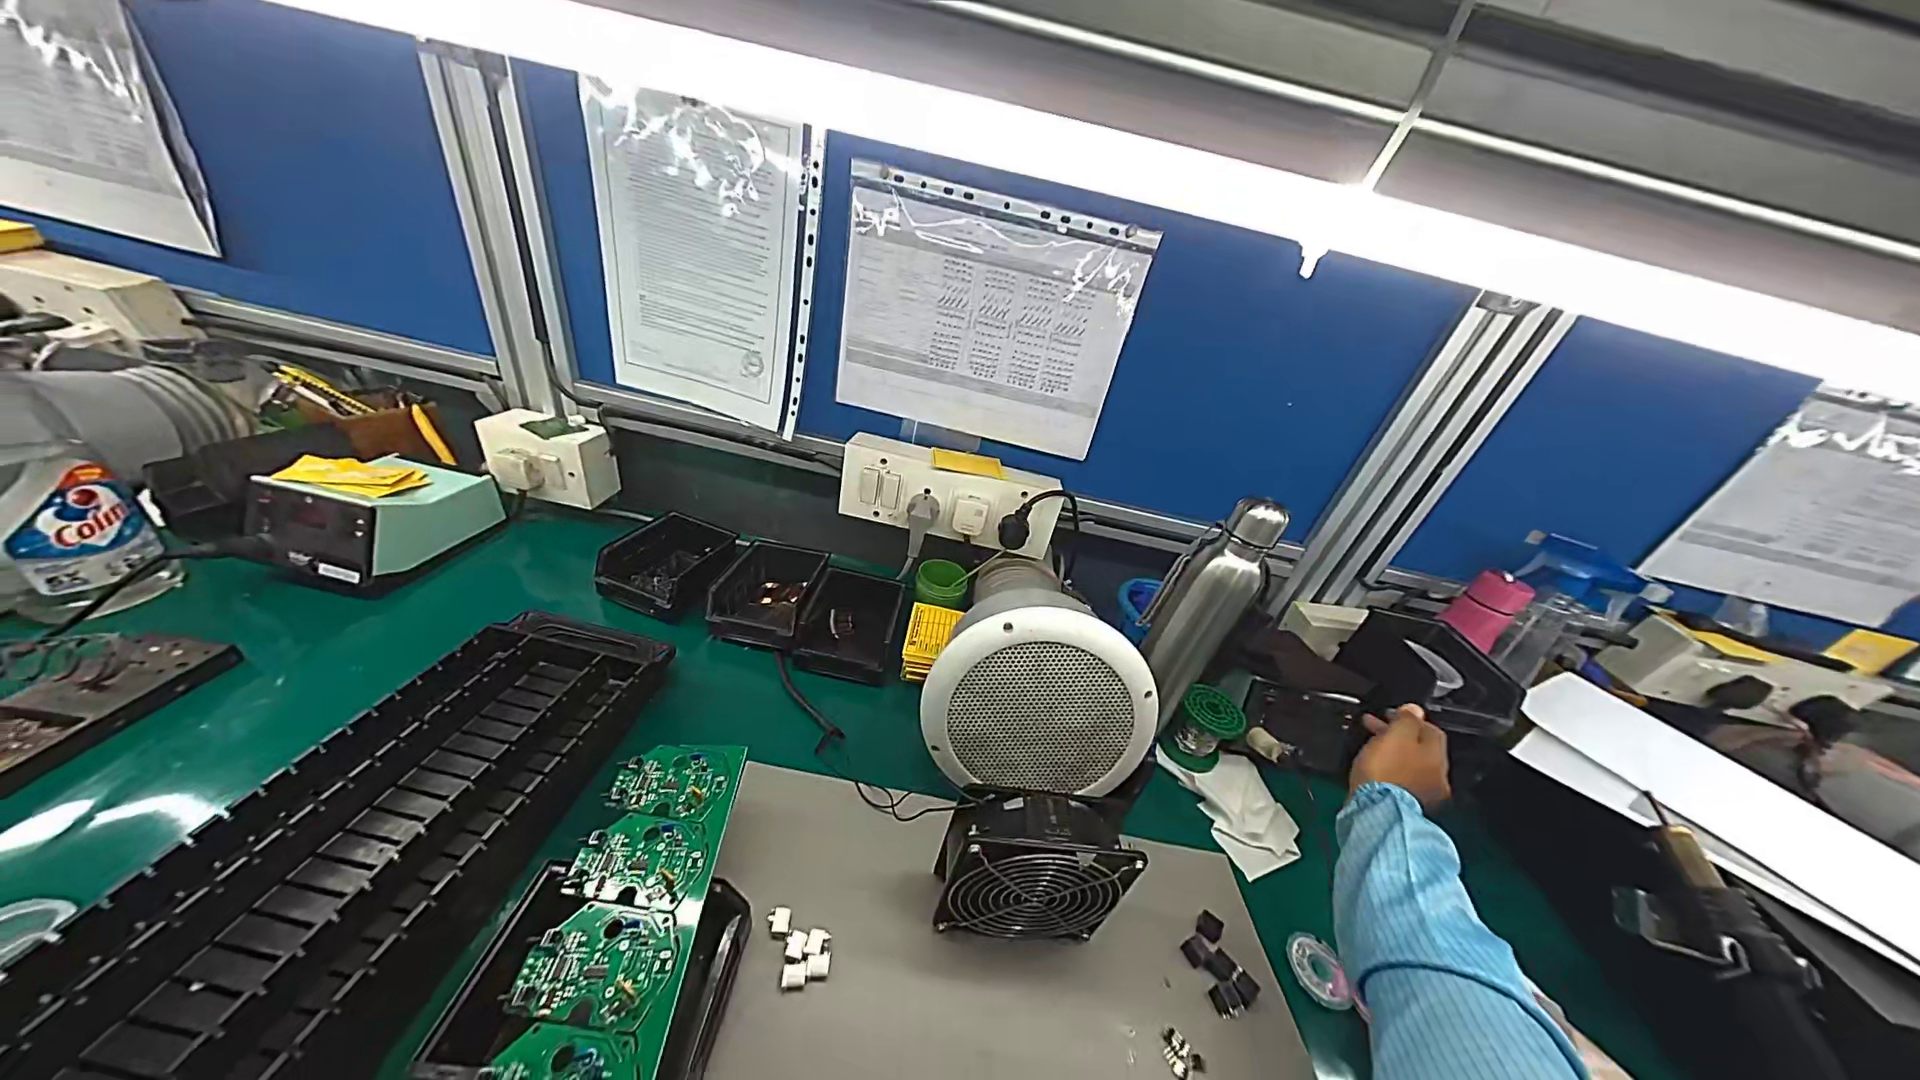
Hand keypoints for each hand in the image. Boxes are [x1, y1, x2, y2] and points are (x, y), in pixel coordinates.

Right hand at [1350, 704, 1450, 807]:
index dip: (1408, 718)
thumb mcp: (1395, 736)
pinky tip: (1377, 768)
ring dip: (1394, 752)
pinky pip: (1403, 778)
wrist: (1377, 810)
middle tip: (1376, 727)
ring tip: (1372, 746)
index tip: (1388, 714)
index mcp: (1437, 755)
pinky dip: (1391, 768)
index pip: (1430, 729)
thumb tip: (1414, 709)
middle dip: (1398, 734)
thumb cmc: (1385, 769)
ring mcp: (1426, 792)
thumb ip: (1407, 720)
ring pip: (1411, 763)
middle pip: (1420, 747)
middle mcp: (1438, 774)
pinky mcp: (1409, 804)